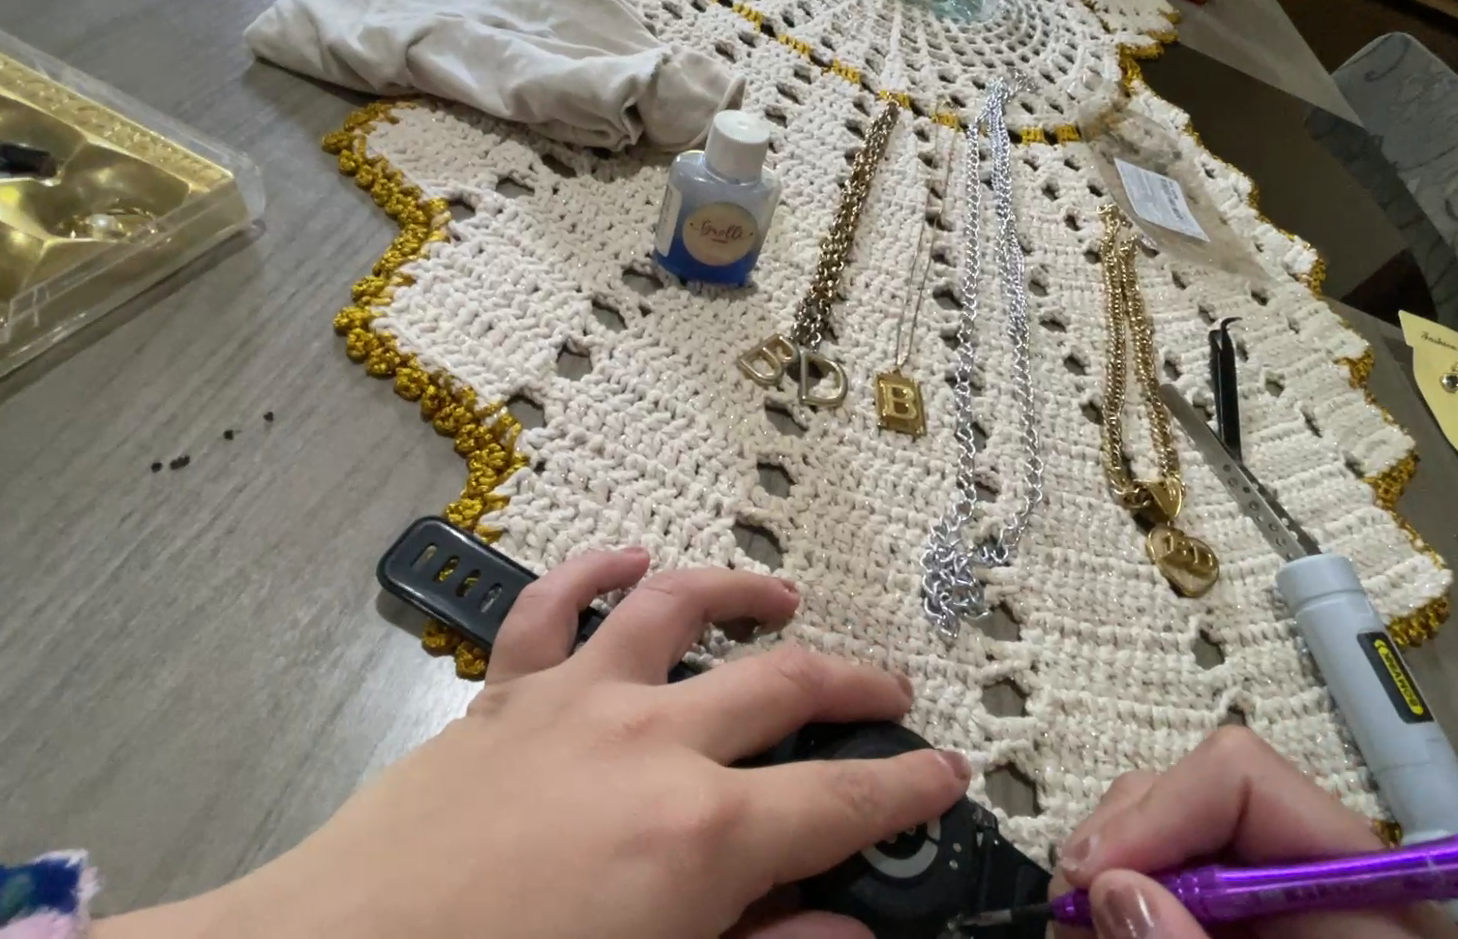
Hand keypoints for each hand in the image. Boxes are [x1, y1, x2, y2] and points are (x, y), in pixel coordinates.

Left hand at [98, 549, 969, 938]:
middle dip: (854, 683)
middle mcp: (655, 742)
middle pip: (782, 686)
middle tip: (890, 688)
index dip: (907, 786)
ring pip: (678, 609)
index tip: (948, 768)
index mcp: (702, 835)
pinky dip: (596, 570)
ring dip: (739, 592)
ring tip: (783, 595)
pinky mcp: (510, 691)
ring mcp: (579, 699)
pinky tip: (630, 555)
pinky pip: (556, 605)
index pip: (840, 801)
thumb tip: (849, 930)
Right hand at [1053, 726, 1457, 938]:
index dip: (1158, 809)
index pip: (1244, 781)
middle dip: (1118, 847)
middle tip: (1070, 920)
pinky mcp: (1234, 933)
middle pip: (1187, 798)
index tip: (1090, 878)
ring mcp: (1270, 914)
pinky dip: (1116, 916)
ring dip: (1106, 884)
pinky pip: (1157, 892)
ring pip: (1160, 840)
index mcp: (1367, 904)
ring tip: (1078, 936)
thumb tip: (1108, 888)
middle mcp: (1313, 888)